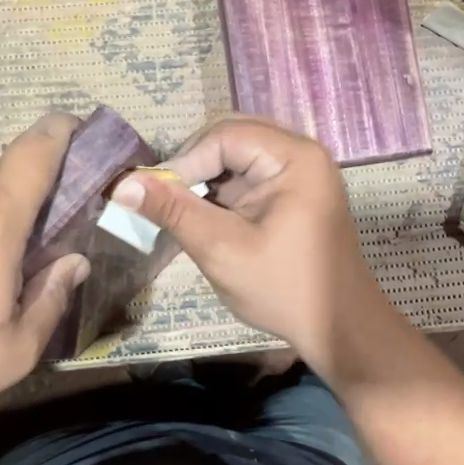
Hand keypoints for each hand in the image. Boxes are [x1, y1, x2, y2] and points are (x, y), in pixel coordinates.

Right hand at [109, 116, 391, 369]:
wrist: (340, 329)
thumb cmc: (285, 289)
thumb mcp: (222, 250)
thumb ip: (174, 211)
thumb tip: (122, 184)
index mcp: (294, 157)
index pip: (223, 136)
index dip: (184, 162)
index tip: (155, 197)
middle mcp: (301, 152)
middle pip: (232, 135)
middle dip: (194, 164)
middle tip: (166, 198)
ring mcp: (302, 171)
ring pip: (238, 154)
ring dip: (206, 177)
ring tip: (181, 209)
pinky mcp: (296, 191)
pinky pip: (251, 174)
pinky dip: (223, 190)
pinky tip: (205, 217)